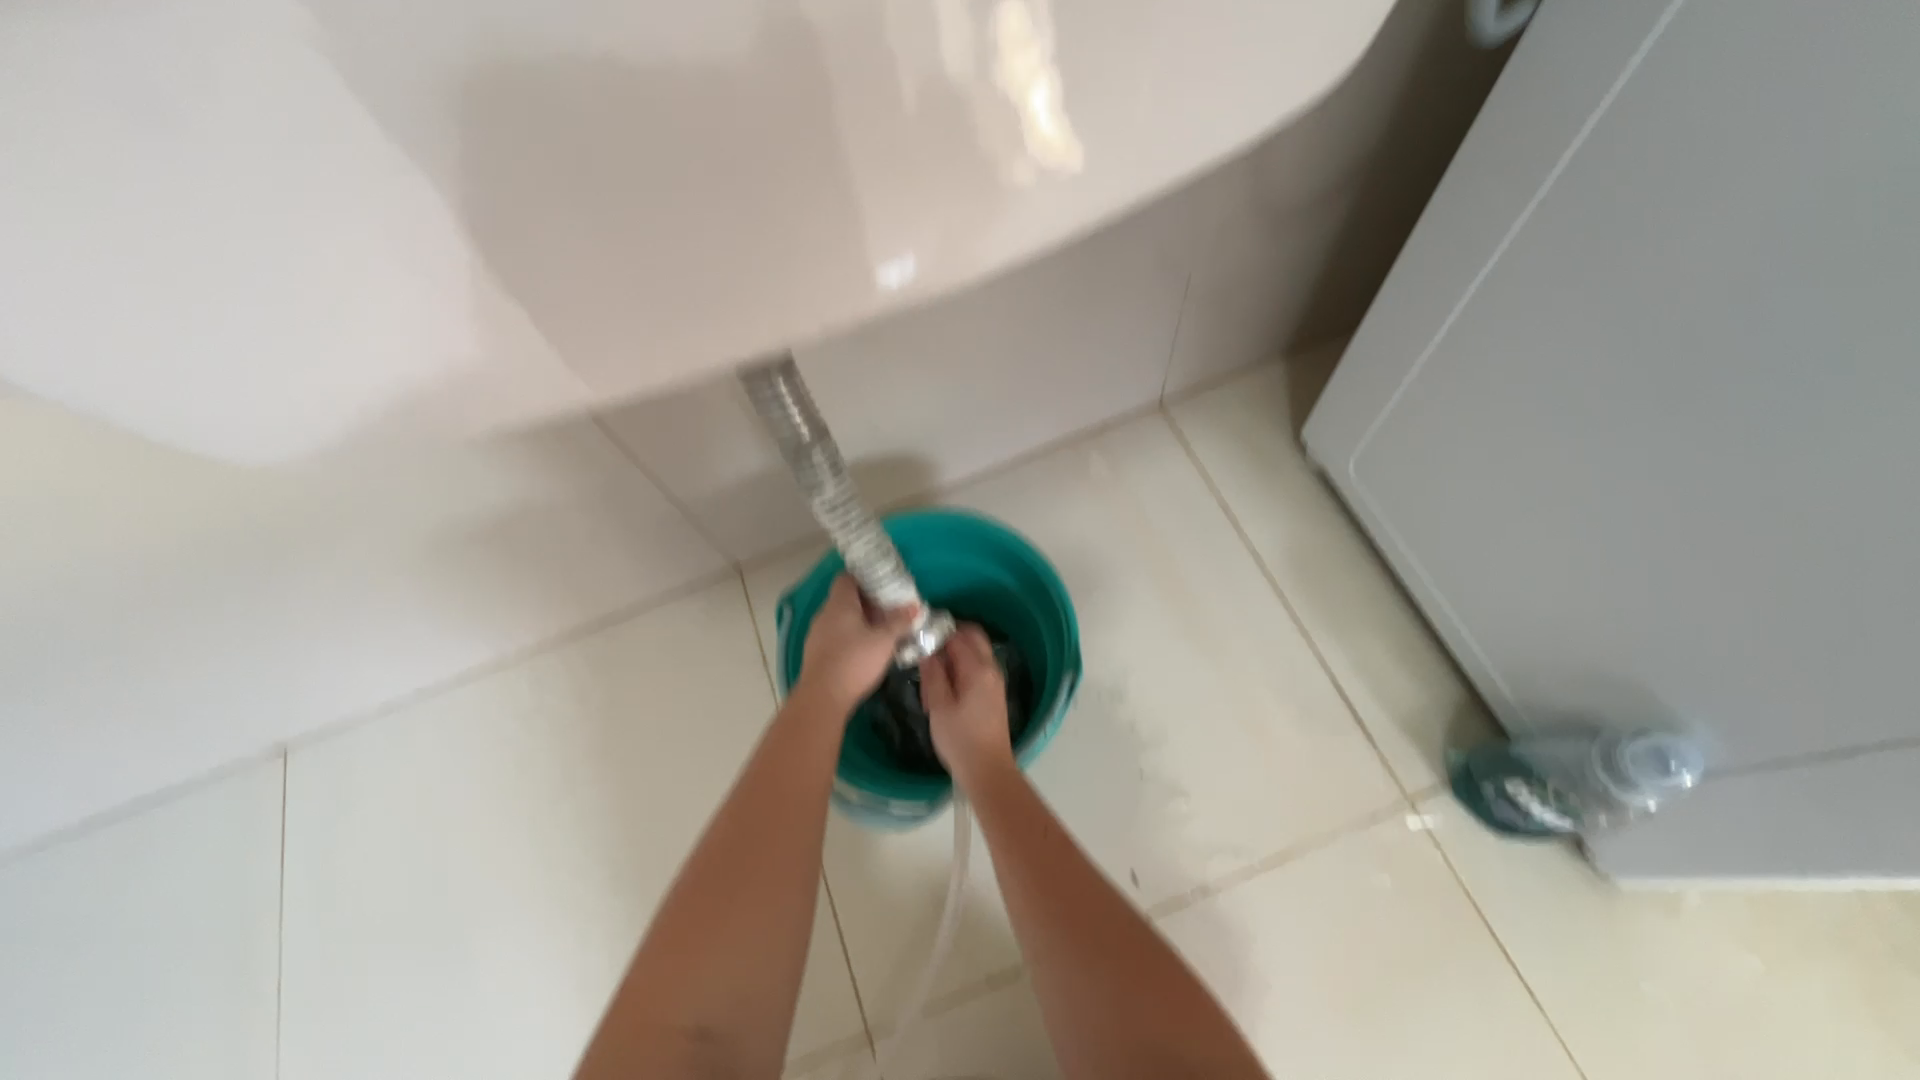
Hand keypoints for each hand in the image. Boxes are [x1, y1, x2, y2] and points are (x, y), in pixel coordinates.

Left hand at [798, 575, 918, 712]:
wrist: (822, 697)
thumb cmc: (854, 661)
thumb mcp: (884, 641)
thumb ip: (899, 621)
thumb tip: (914, 606)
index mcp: (839, 604)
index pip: (847, 578)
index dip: (864, 578)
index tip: (883, 584)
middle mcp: (824, 614)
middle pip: (845, 599)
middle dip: (866, 602)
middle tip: (889, 609)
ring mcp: (817, 634)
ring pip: (840, 619)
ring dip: (858, 621)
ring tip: (880, 630)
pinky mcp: (816, 653)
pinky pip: (835, 635)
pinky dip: (849, 636)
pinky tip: (864, 650)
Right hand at [920, 624, 1014, 791]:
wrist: (988, 770)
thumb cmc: (960, 740)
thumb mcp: (938, 706)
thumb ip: (933, 675)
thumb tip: (927, 651)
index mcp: (977, 669)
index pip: (958, 636)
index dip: (937, 632)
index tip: (918, 638)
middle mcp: (991, 669)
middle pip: (973, 638)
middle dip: (949, 638)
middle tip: (926, 650)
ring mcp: (995, 681)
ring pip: (975, 654)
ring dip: (954, 656)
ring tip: (931, 676)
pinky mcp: (994, 693)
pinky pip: (977, 669)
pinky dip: (961, 670)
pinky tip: (943, 689)